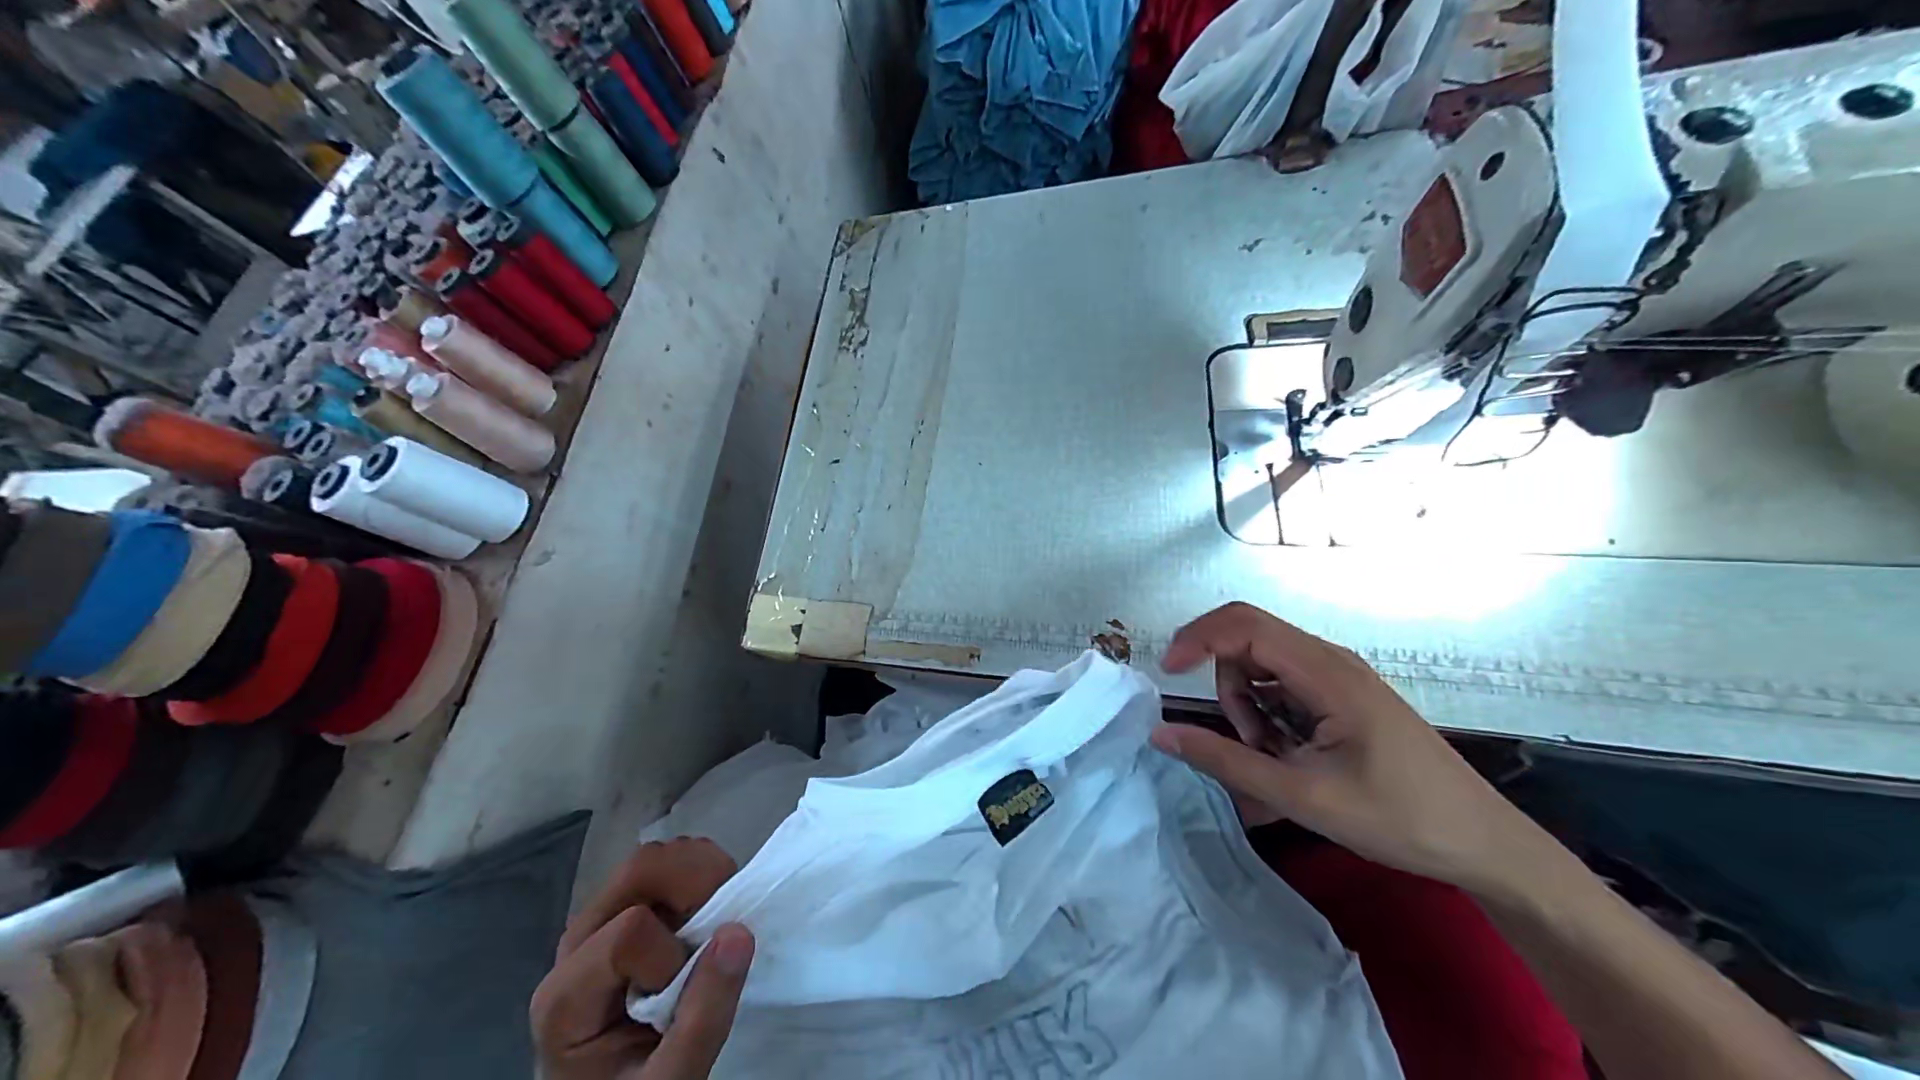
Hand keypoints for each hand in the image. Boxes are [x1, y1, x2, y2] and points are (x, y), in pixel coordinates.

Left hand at [531, 838, 754, 1079]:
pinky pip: (667, 864)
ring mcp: (601, 919)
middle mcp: (577, 942)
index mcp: (566, 995)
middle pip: (640, 869)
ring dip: (702, 876)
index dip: (670, 957)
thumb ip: (702, 1021)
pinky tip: (706, 917)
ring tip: (713, 925)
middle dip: (696, 884)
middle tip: (721, 926)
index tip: (678, 998)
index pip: (629, 931)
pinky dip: (702, 876)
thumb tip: (739, 932)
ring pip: (656, 856)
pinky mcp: (627, 909)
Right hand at [1154, 602, 1555, 899]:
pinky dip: (1268, 711)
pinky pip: (1283, 682)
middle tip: (1246, 741)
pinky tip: (1289, 752)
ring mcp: (1339, 675)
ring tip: (1274, 756)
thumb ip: (1225, 761)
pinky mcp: (1343, 694)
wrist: (1485, 844)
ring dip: (1247, 703)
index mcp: (1327, 673)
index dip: (1196, 639)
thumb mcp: (1302, 796)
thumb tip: (1161, 734)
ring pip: (1262, 662)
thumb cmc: (1399, 819)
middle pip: (1248, 639)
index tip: (1167, 675)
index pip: (1243, 625)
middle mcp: (1331, 660)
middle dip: (1226, 683)